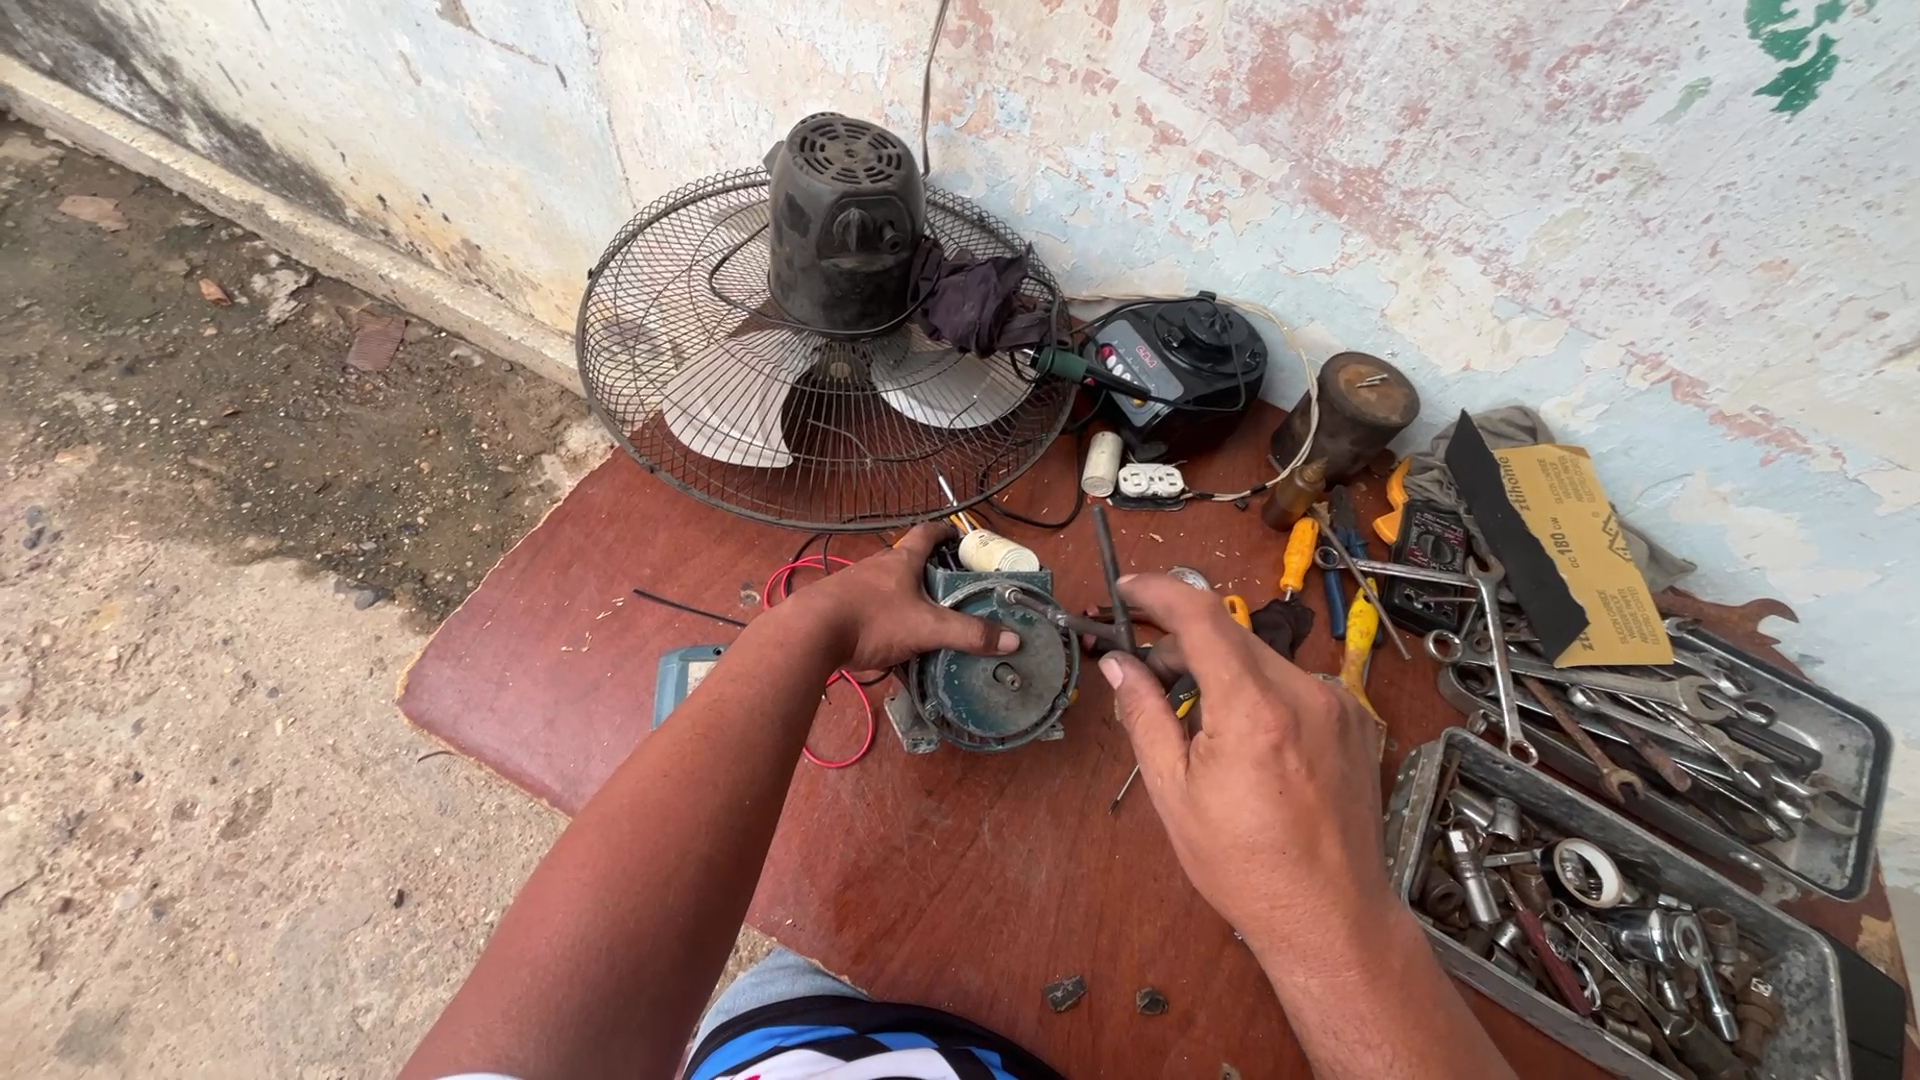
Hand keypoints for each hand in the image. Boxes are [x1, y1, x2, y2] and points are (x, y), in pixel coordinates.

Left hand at [770, 522, 1019, 671]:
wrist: (809, 633)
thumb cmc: (872, 620)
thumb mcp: (926, 628)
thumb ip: (968, 634)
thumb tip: (1013, 640)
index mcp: (901, 561)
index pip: (927, 533)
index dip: (945, 532)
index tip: (958, 535)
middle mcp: (876, 566)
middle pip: (906, 560)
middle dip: (927, 570)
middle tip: (949, 586)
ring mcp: (853, 585)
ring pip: (885, 585)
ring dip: (903, 595)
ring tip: (923, 617)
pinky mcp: (837, 607)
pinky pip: (868, 607)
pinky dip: (882, 617)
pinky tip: (888, 639)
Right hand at [1099, 573, 1393, 965]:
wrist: (1332, 916)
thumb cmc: (1247, 865)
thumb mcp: (1173, 791)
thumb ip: (1143, 715)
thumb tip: (1119, 666)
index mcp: (1255, 709)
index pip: (1201, 615)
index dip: (1157, 591)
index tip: (1128, 589)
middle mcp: (1305, 692)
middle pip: (1227, 632)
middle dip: (1178, 641)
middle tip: (1144, 672)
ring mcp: (1336, 703)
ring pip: (1257, 654)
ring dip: (1214, 665)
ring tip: (1190, 712)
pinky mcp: (1351, 718)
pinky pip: (1287, 679)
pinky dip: (1251, 685)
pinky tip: (1237, 730)